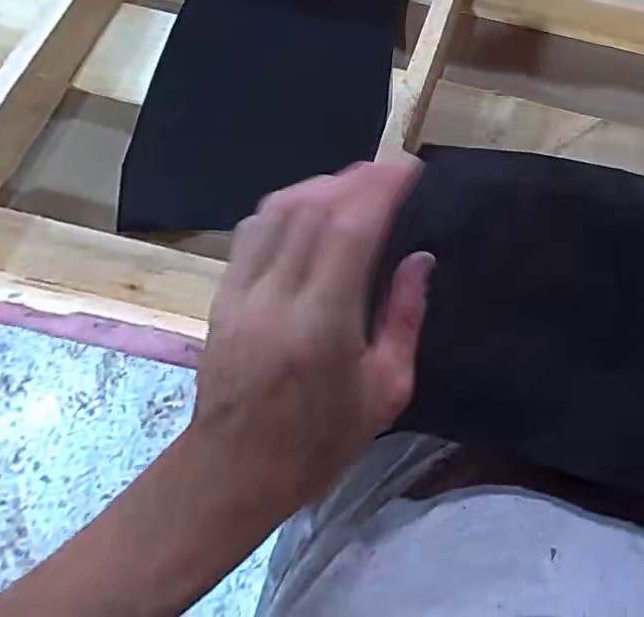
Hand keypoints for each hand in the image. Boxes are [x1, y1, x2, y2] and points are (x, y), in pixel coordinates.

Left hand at [188, 160, 434, 514]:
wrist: (229, 475)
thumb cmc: (320, 440)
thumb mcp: (386, 388)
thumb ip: (405, 316)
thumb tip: (420, 258)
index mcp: (323, 325)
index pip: (350, 232)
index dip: (380, 189)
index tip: (408, 168)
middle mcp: (277, 300)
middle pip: (314, 210)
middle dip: (357, 177)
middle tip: (391, 167)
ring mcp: (242, 295)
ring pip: (279, 212)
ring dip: (323, 183)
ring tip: (357, 178)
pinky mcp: (223, 296)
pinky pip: (254, 230)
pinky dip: (288, 203)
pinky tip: (312, 202)